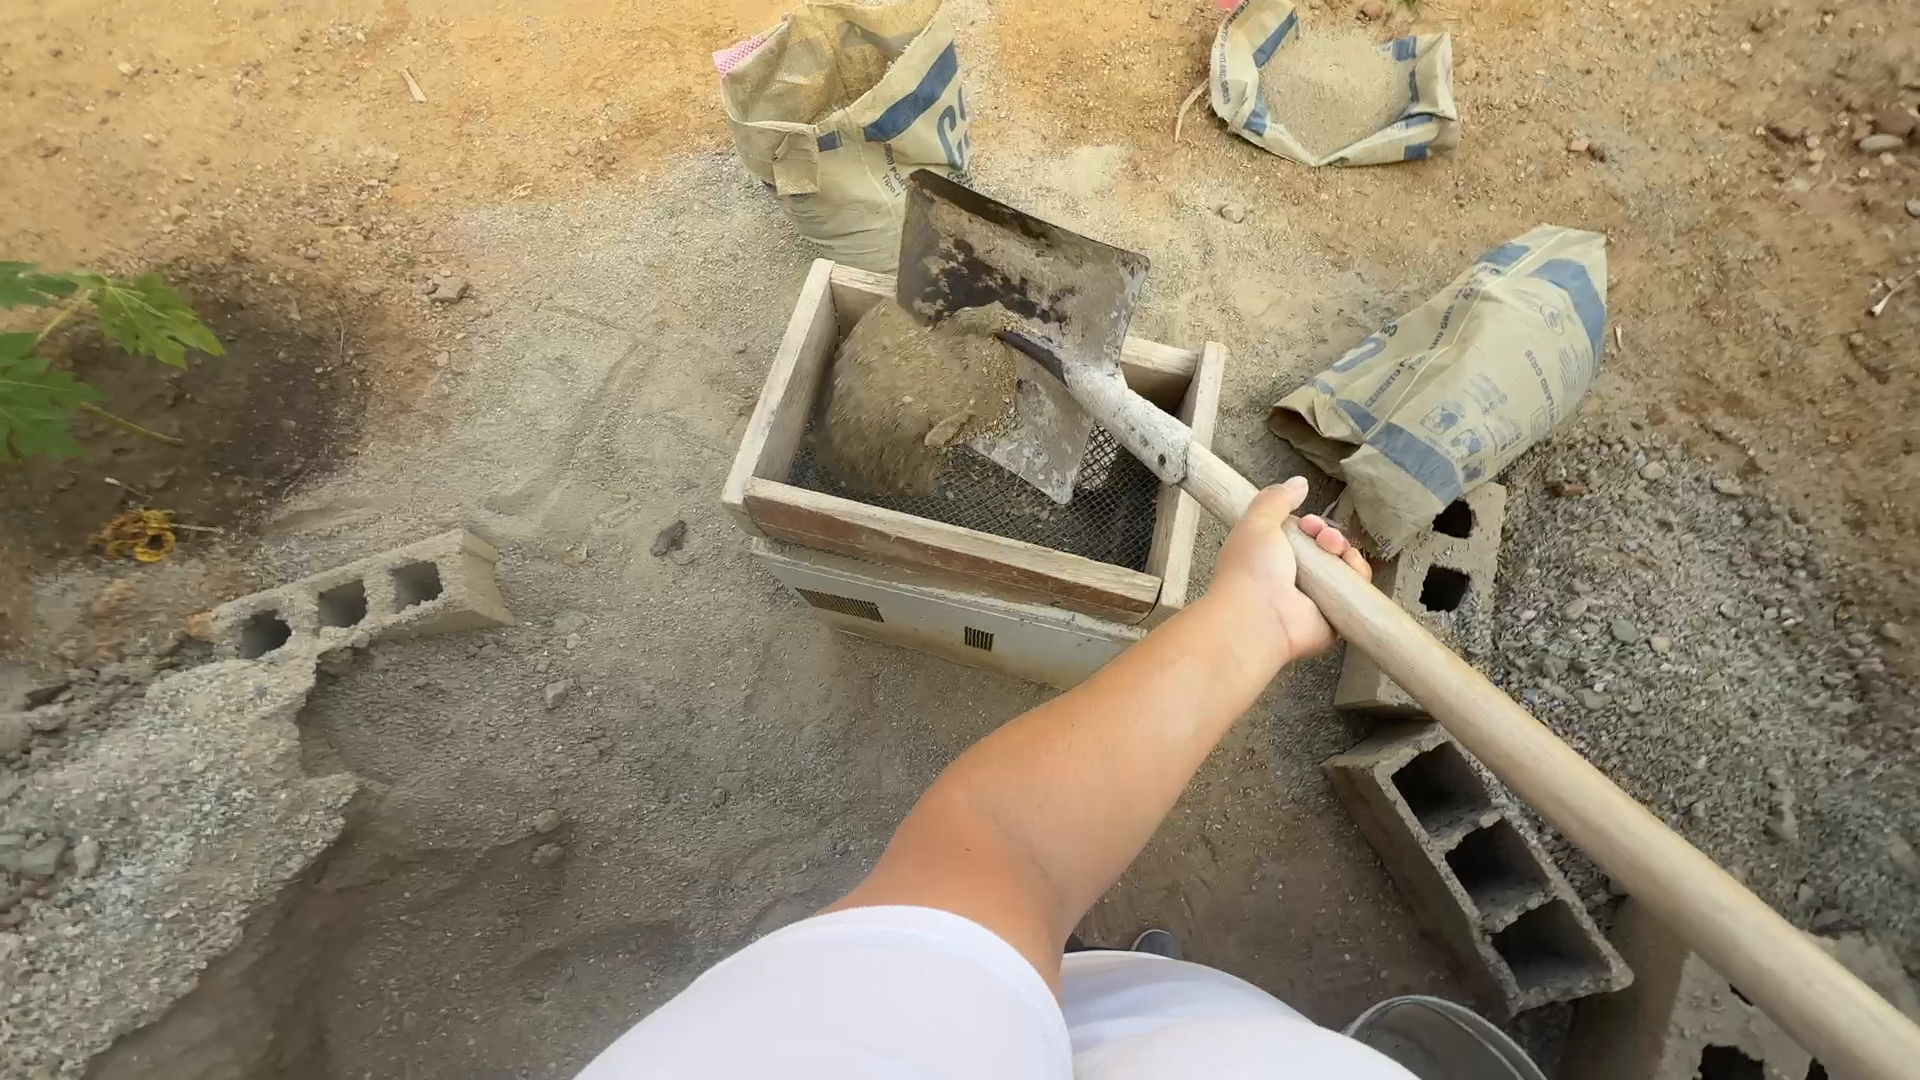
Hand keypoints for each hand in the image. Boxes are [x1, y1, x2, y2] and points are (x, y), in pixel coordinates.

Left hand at [1209, 476, 1371, 662]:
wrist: (1259, 616)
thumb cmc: (1251, 568)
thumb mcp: (1257, 523)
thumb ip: (1276, 500)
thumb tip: (1299, 482)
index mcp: (1270, 555)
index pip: (1301, 534)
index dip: (1309, 523)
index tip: (1306, 522)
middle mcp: (1292, 575)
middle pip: (1325, 546)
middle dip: (1328, 534)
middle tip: (1321, 536)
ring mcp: (1314, 595)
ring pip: (1343, 564)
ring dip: (1343, 550)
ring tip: (1333, 549)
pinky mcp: (1336, 613)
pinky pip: (1356, 588)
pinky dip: (1357, 573)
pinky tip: (1349, 565)